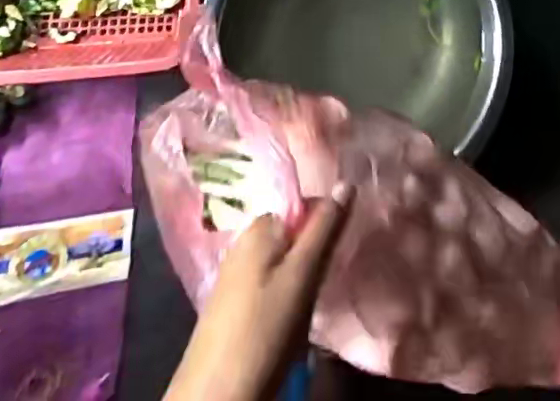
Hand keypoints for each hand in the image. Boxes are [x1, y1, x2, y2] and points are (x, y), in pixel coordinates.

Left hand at [165, 184, 353, 400]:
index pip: (305, 204)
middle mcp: (243, 243)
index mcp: (259, 228)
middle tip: (327, 278)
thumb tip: (345, 181)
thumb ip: (325, 227)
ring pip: (283, 259)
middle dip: (315, 250)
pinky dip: (285, 293)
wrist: (214, 400)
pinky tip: (290, 317)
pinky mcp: (232, 305)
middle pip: (294, 232)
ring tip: (312, 300)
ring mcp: (235, 275)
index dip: (327, 221)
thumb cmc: (265, 329)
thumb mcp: (304, 274)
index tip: (341, 247)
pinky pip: (270, 282)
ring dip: (302, 274)